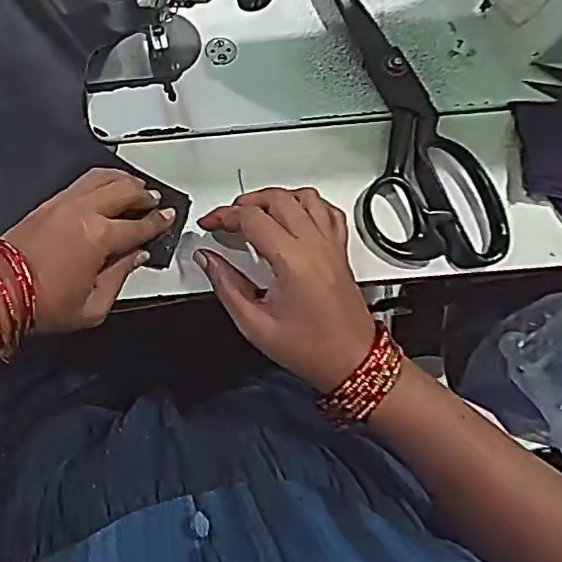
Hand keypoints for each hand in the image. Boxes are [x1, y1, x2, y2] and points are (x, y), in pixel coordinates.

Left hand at [0, 169, 176, 333]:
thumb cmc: (39, 303)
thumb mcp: (93, 306)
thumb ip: (120, 277)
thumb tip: (133, 259)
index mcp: (98, 237)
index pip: (139, 224)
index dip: (159, 221)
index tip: (167, 218)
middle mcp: (81, 212)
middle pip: (125, 190)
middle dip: (145, 194)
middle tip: (154, 201)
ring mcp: (62, 203)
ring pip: (101, 177)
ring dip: (123, 180)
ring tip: (134, 188)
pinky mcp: (46, 204)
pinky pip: (80, 182)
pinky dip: (99, 181)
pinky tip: (104, 188)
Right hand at [195, 188, 376, 391]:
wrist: (353, 364)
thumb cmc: (312, 350)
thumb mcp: (254, 324)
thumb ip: (226, 285)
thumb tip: (208, 260)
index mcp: (293, 263)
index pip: (252, 218)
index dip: (223, 216)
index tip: (210, 224)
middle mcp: (315, 248)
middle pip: (277, 199)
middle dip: (244, 203)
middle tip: (226, 218)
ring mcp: (331, 246)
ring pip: (304, 197)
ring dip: (275, 198)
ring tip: (256, 211)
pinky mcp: (340, 251)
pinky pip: (328, 212)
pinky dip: (306, 204)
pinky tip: (292, 214)